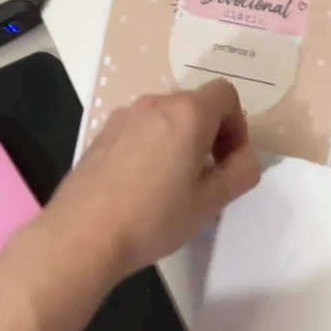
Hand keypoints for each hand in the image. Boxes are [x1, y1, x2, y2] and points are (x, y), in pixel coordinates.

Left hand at [45, 78, 260, 277]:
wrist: (85, 235)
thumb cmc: (156, 218)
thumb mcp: (212, 202)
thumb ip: (241, 173)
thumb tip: (244, 158)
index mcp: (187, 114)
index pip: (227, 95)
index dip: (238, 127)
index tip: (229, 162)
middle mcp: (154, 104)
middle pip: (196, 106)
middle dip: (211, 136)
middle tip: (207, 180)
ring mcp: (123, 117)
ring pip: (167, 120)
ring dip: (182, 144)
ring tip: (174, 187)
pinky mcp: (103, 135)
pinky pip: (141, 132)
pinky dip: (154, 150)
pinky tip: (144, 188)